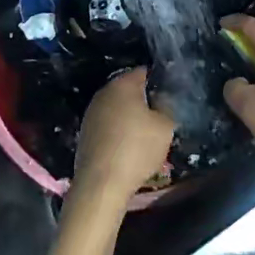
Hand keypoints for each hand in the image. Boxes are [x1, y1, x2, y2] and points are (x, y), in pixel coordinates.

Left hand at [74, 68, 174, 199]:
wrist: (101, 182)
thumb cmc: (136, 149)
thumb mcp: (164, 127)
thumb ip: (166, 107)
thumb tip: (161, 99)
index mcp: (122, 84)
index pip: (143, 72)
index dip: (158, 82)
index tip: (169, 95)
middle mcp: (104, 92)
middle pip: (128, 90)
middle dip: (143, 101)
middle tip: (159, 117)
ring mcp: (91, 112)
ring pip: (117, 108)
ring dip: (129, 117)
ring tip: (145, 136)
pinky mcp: (85, 131)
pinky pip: (107, 124)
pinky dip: (117, 131)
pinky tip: (127, 148)